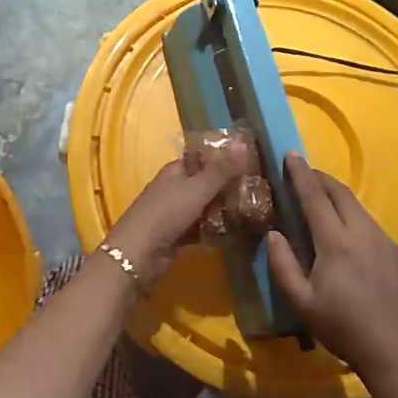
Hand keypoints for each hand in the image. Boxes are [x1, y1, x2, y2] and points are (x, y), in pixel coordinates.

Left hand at [103, 138, 253, 289]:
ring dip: (225, 209)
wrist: (138, 255)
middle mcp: (175, 189)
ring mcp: (175, 213)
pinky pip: (202, 228)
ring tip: (253, 211)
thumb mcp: (198, 188)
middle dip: (229, 187)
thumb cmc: (166, 213)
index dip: (224, 159)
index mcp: (175, 171)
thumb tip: (243, 143)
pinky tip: (237, 232)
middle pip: (206, 183)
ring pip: (206, 206)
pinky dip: (216, 229)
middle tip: (258, 190)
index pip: (202, 158)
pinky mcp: (177, 235)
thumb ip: (221, 169)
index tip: (250, 162)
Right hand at [266, 153, 397, 377]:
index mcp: (336, 242)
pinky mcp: (395, 251)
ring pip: (357, 207)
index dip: (301, 174)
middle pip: (340, 193)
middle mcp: (362, 232)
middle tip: (302, 173)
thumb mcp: (302, 302)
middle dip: (319, 178)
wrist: (394, 347)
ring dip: (336, 197)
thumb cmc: (342, 327)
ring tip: (320, 201)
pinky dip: (351, 216)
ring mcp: (383, 240)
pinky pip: (369, 223)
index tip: (290, 154)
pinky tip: (345, 233)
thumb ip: (283, 265)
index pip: (315, 197)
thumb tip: (273, 234)